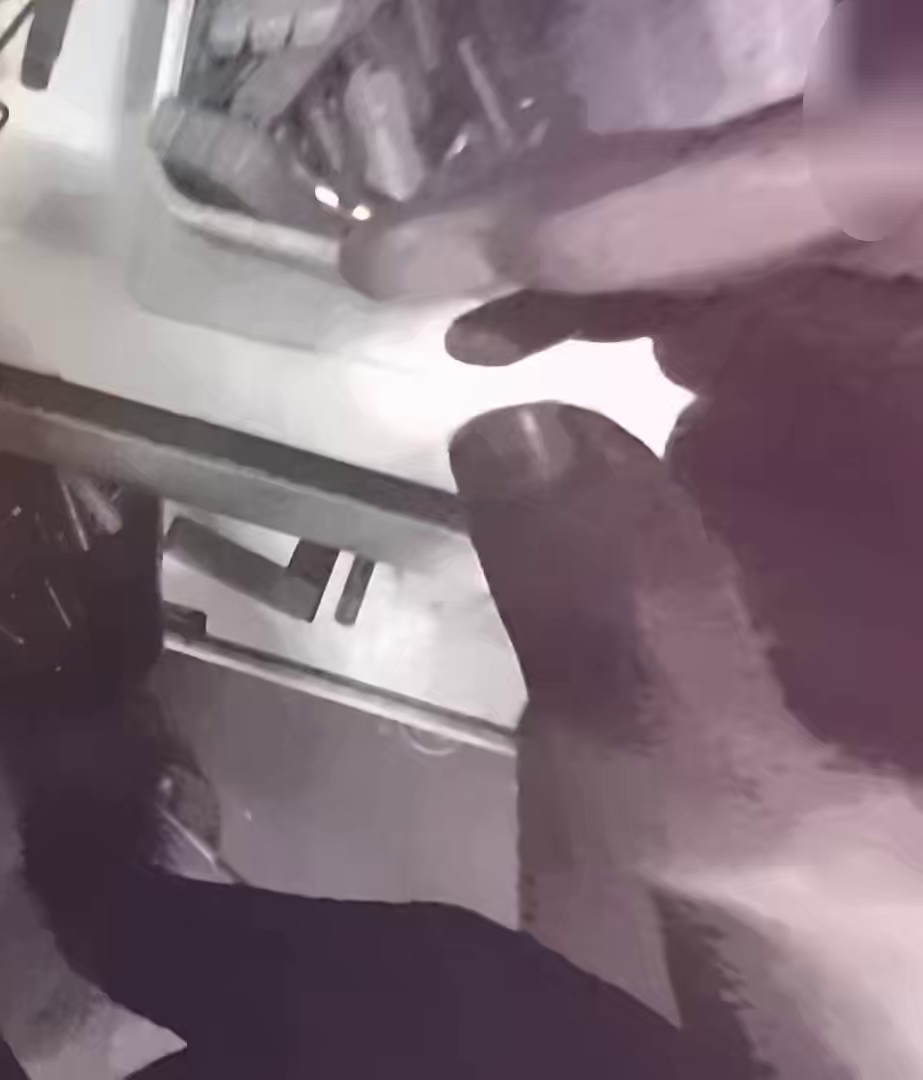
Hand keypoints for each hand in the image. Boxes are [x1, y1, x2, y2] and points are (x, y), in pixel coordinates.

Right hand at [387, 124, 922, 1079]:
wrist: (882, 970)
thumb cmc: (863, 963)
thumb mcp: (733, 828)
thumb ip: (623, 638)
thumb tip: (503, 430)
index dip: (768, 193)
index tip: (522, 243)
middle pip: (874, 195)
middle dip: (624, 206)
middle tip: (420, 247)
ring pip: (788, 232)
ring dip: (595, 247)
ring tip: (441, 290)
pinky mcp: (851, 413)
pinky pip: (733, 292)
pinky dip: (602, 290)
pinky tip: (504, 326)